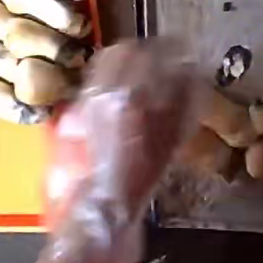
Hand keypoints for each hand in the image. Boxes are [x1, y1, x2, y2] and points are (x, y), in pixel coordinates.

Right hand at [42, 40, 199, 262]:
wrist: (99, 216)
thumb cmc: (72, 183)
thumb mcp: (65, 137)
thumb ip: (80, 110)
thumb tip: (92, 96)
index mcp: (96, 97)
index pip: (117, 55)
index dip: (128, 49)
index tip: (134, 48)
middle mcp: (129, 101)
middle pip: (149, 58)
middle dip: (158, 50)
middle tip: (167, 46)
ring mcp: (155, 119)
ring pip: (174, 77)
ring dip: (180, 64)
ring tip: (187, 57)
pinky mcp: (172, 139)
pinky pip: (189, 106)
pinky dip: (193, 92)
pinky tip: (197, 84)